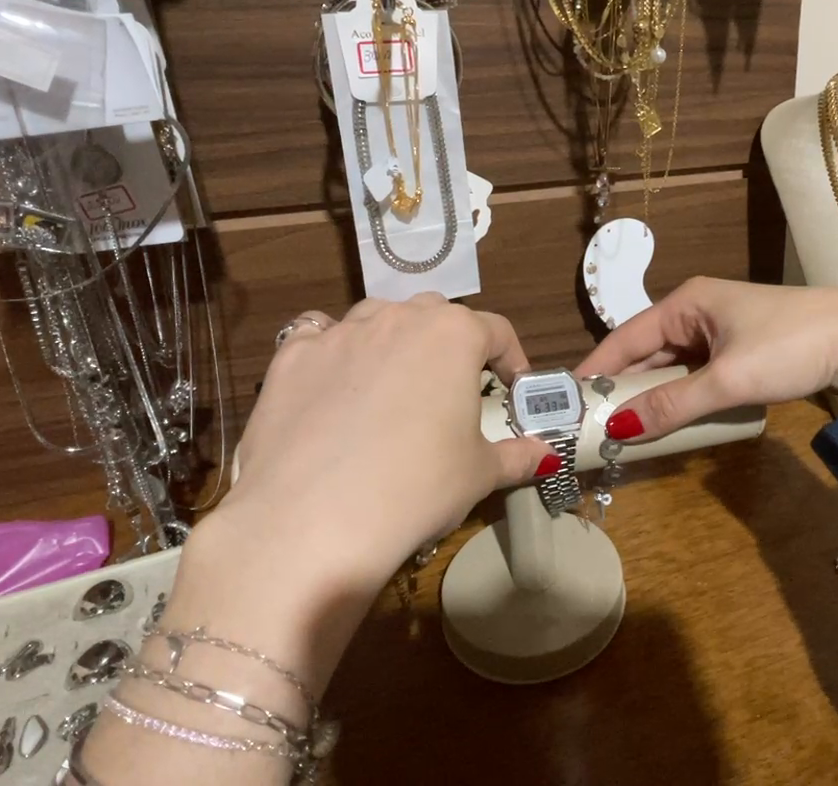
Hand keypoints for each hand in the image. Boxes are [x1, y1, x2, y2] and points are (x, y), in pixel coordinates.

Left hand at [201, 294, 553, 607]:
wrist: (309, 521)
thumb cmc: (416, 488)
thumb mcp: (479, 474)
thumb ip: (517, 456)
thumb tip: (546, 456)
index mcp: (454, 334)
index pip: (497, 331)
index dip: (511, 359)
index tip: (512, 388)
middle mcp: (398, 318)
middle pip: (435, 315)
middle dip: (450, 344)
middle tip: (451, 389)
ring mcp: (340, 333)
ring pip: (377, 318)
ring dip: (393, 341)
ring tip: (392, 385)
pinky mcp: (290, 358)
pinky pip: (320, 339)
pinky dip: (335, 355)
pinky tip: (334, 391)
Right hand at [573, 277, 837, 442]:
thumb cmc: (789, 347)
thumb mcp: (727, 380)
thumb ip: (672, 404)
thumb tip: (617, 427)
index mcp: (686, 303)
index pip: (625, 337)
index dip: (595, 369)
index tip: (565, 402)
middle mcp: (698, 310)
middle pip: (647, 352)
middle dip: (622, 386)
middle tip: (593, 425)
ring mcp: (722, 329)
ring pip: (673, 364)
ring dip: (653, 394)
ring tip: (624, 429)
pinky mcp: (742, 348)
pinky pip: (698, 372)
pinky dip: (682, 394)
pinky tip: (671, 419)